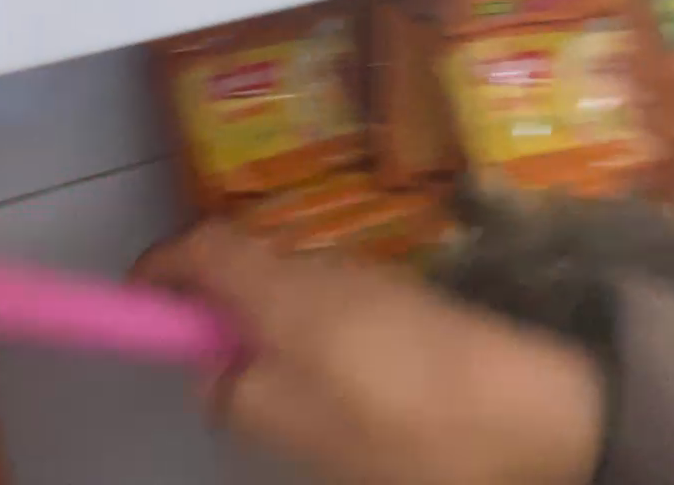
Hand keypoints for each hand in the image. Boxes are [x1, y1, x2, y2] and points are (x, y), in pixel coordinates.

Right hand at [134, 222, 605, 484]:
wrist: (534, 407)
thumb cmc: (400, 421)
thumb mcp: (302, 428)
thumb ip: (238, 396)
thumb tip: (214, 373)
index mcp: (279, 287)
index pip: (201, 245)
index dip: (163, 264)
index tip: (139, 299)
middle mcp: (312, 262)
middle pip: (238, 261)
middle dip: (211, 304)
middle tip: (212, 367)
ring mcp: (357, 273)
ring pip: (282, 285)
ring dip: (260, 323)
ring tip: (280, 394)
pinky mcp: (394, 293)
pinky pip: (322, 301)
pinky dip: (303, 332)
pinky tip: (338, 391)